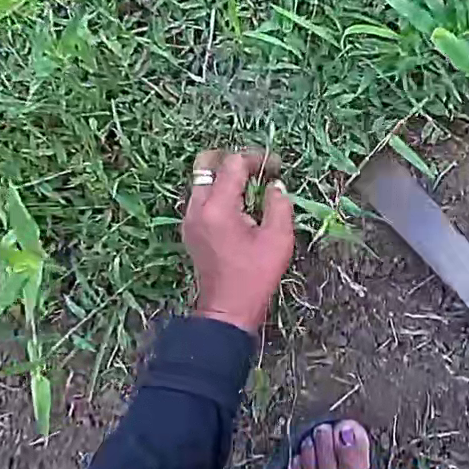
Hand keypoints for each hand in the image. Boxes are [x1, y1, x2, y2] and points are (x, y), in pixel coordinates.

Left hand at [182, 148, 293, 335]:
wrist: (228, 309)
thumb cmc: (256, 275)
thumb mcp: (278, 238)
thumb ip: (279, 204)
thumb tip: (275, 186)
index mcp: (217, 207)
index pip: (232, 164)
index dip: (256, 159)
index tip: (276, 167)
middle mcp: (197, 208)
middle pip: (206, 164)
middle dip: (233, 160)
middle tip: (257, 168)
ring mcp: (190, 219)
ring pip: (202, 180)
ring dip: (225, 177)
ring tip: (252, 188)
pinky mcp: (191, 229)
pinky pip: (201, 198)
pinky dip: (219, 192)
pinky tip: (241, 206)